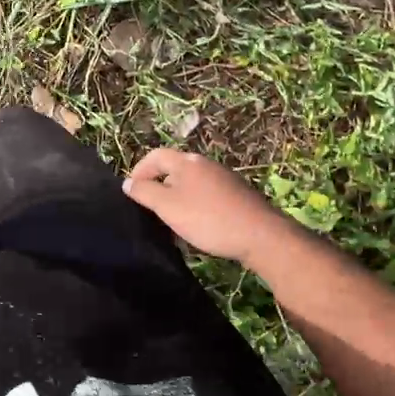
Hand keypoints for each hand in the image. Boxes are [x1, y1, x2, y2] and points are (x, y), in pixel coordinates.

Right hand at [123, 148, 298, 263]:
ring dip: (182, 199)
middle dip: (161, 187)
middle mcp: (207, 164)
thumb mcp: (166, 206)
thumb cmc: (209, 219)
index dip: (140, 171)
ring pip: (194, 185)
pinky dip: (201, 207)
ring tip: (178, 221)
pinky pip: (212, 196)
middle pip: (175, 170)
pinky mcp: (243, 197)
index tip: (134, 191)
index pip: (154, 156)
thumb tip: (128, 183)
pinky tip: (204, 227)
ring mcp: (228, 180)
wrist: (266, 239)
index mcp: (186, 161)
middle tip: (154, 208)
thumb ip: (143, 192)